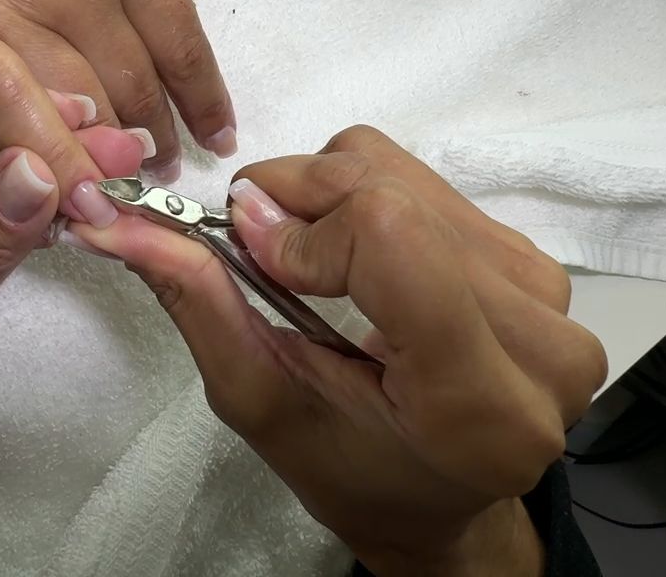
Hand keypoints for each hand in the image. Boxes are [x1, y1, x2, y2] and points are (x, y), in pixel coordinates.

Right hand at [0, 0, 233, 226]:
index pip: (184, 40)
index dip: (205, 97)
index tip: (218, 135)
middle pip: (138, 84)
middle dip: (158, 137)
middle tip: (161, 171)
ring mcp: (16, 6)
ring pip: (84, 106)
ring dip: (109, 156)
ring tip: (120, 189)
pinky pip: (9, 108)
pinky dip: (47, 158)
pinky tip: (74, 194)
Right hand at [81, 126, 606, 575]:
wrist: (439, 496)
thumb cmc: (346, 466)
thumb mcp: (255, 398)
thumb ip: (196, 300)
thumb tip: (119, 221)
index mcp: (474, 400)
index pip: (388, 236)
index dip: (298, 229)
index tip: (251, 252)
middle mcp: (534, 338)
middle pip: (383, 190)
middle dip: (294, 199)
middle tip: (260, 249)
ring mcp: (546, 290)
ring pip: (394, 168)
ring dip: (322, 193)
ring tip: (309, 255)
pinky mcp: (535, 258)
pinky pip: (418, 173)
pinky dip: (358, 191)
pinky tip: (354, 248)